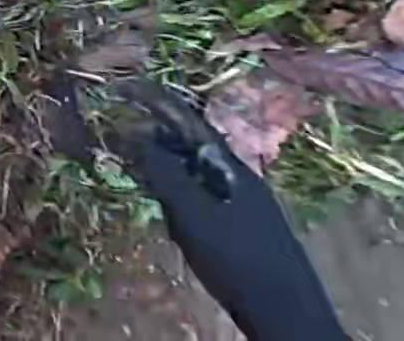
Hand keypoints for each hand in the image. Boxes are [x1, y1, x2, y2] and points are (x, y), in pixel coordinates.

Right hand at [110, 81, 346, 340]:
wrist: (289, 322)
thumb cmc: (238, 261)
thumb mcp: (193, 212)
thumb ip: (162, 169)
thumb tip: (132, 131)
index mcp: (231, 168)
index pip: (188, 119)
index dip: (154, 99)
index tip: (121, 86)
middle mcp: (237, 178)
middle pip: (189, 140)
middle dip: (151, 126)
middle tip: (114, 120)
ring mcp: (239, 202)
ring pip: (191, 165)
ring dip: (158, 154)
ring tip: (125, 152)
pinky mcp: (235, 224)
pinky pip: (195, 187)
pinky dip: (168, 180)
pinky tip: (152, 190)